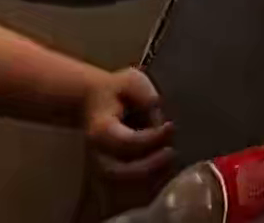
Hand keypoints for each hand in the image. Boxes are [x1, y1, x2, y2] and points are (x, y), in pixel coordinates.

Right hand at [80, 67, 174, 182]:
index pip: (126, 142)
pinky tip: (164, 168)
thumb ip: (146, 100)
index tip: (170, 126)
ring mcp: (101, 163)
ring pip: (122, 181)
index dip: (151, 138)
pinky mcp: (110, 167)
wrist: (91, 98)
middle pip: (119, 171)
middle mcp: (98, 153)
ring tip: (171, 162)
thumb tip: (161, 123)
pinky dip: (144, 179)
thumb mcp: (132, 82)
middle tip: (171, 152)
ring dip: (147, 176)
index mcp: (101, 130)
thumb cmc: (116, 88)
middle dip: (148, 165)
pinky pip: (126, 181)